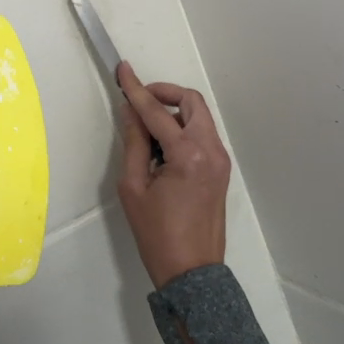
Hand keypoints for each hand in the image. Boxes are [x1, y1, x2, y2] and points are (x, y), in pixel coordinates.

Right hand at [115, 61, 230, 289]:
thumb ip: (134, 142)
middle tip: (139, 100)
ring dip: (173, 111)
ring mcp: (220, 160)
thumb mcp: (133, 186)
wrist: (191, 274)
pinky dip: (182, 128)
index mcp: (188, 155)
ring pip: (199, 116)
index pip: (157, 111)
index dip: (136, 89)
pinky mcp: (220, 169)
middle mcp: (211, 150)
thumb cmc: (157, 234)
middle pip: (191, 101)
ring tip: (146, 127)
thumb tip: (130, 111)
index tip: (122, 70)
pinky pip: (202, 134)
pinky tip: (161, 145)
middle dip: (164, 93)